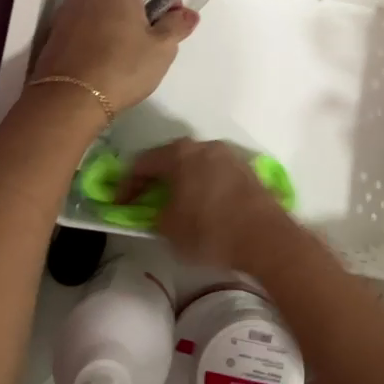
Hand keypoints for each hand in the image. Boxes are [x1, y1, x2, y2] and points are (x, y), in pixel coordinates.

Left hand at [32, 0, 198, 112]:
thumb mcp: (162, 48)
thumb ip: (178, 24)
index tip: (169, 14)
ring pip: (103, 1)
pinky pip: (86, 17)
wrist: (68, 99)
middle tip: (152, 32)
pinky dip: (98, 27)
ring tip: (128, 45)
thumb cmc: (122, 67)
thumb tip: (188, 14)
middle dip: (139, 1)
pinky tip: (105, 52)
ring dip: (117, 14)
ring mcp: (69, 3)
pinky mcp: (57, 25)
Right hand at [118, 139, 299, 272]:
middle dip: (155, 179)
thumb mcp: (169, 229)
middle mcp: (205, 146)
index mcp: (180, 154)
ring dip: (181, 182)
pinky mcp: (247, 170)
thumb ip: (154, 215)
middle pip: (171, 158)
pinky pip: (215, 174)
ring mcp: (229, 155)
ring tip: (174, 205)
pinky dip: (202, 186)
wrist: (265, 237)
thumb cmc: (210, 231)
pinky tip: (202, 207)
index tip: (118, 206)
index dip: (126, 185)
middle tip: (144, 201)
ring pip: (195, 165)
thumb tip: (157, 211)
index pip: (142, 163)